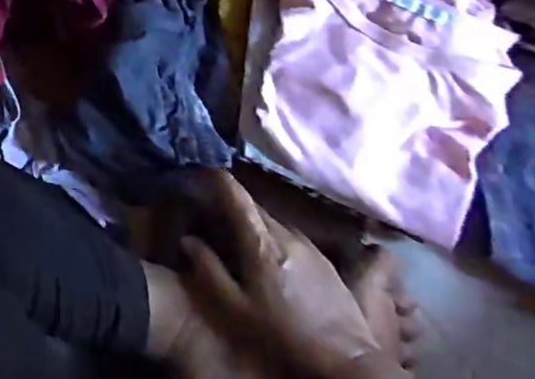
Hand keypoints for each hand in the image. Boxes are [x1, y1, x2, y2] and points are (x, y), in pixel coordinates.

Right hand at [181, 174, 398, 378]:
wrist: (347, 362)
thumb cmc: (284, 335)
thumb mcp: (237, 309)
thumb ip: (208, 269)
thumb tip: (187, 239)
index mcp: (260, 240)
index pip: (235, 192)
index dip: (216, 177)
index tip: (201, 173)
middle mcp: (285, 233)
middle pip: (253, 205)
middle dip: (233, 203)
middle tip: (215, 213)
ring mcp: (308, 245)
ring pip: (273, 220)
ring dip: (255, 223)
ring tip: (242, 238)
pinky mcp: (324, 260)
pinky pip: (291, 236)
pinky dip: (275, 237)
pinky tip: (273, 260)